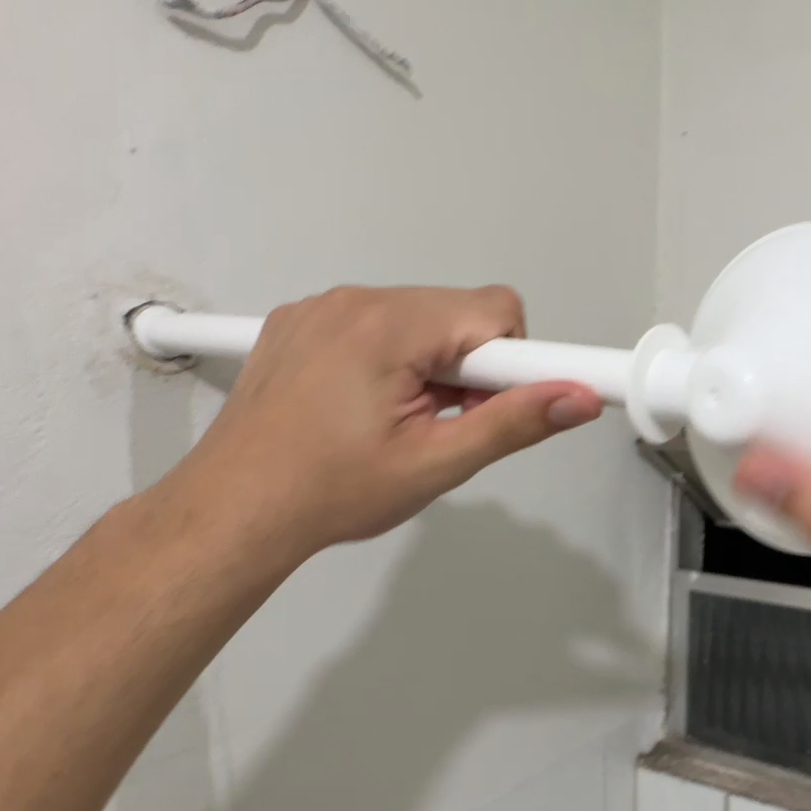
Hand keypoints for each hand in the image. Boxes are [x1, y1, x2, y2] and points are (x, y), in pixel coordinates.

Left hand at [166, 285, 601, 556]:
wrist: (236, 508)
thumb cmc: (327, 491)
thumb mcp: (437, 464)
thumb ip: (514, 423)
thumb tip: (574, 398)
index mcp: (386, 328)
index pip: (497, 310)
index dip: (518, 362)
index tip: (512, 402)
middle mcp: (353, 302)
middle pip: (460, 312)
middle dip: (475, 368)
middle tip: (448, 422)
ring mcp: (323, 309)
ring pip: (424, 318)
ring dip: (438, 365)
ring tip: (408, 420)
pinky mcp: (305, 323)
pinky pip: (381, 323)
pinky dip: (398, 358)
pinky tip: (374, 406)